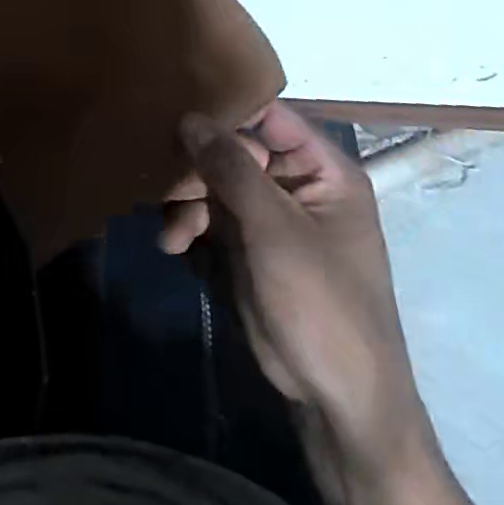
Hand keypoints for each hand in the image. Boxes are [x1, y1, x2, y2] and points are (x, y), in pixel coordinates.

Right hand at [168, 105, 480, 504]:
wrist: (335, 395)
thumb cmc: (321, 301)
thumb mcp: (276, 230)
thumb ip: (233, 169)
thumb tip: (192, 117)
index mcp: (323, 169)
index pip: (272, 118)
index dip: (228, 111)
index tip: (178, 109)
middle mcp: (296, 185)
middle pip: (236, 152)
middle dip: (199, 170)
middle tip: (168, 191)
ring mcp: (270, 217)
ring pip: (216, 186)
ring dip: (188, 204)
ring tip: (175, 234)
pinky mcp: (248, 247)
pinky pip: (211, 219)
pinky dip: (190, 228)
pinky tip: (174, 247)